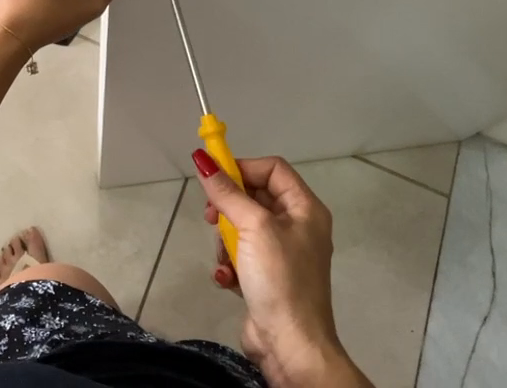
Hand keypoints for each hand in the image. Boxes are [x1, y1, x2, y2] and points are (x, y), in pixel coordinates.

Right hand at [194, 154, 368, 387]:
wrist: (292, 347)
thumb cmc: (279, 278)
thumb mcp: (252, 227)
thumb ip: (226, 193)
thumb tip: (201, 159)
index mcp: (305, 209)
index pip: (272, 169)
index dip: (243, 168)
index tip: (214, 178)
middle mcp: (297, 227)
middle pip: (255, 197)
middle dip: (229, 208)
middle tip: (210, 217)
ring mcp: (283, 255)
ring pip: (243, 227)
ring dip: (226, 241)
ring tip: (224, 258)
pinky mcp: (268, 278)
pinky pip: (242, 256)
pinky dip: (230, 264)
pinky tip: (226, 278)